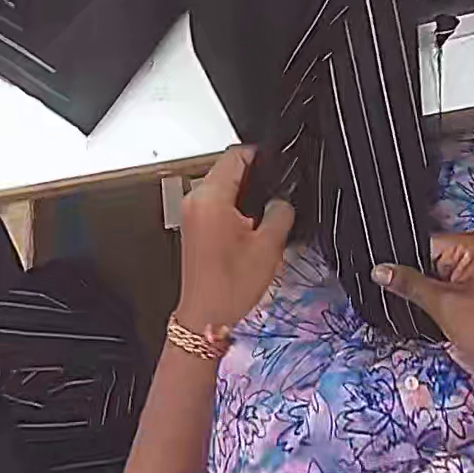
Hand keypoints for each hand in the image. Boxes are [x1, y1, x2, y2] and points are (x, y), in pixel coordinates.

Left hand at [173, 146, 293, 330]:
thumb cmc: (233, 285)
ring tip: (268, 208)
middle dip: (254, 175)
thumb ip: (281, 212)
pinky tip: (252, 223)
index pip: (236, 156)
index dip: (260, 155)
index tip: (279, 163)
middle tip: (278, 189)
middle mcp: (195, 200)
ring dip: (244, 191)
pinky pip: (215, 202)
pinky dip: (234, 205)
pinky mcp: (193, 226)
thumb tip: (282, 201)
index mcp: (211, 197)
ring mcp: (191, 212)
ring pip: (222, 185)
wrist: (206, 317)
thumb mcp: (269, 245)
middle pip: (227, 168)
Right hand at [372, 232, 473, 381]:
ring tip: (401, 307)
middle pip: (422, 262)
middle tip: (384, 294)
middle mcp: (470, 259)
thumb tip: (379, 269)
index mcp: (470, 246)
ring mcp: (468, 282)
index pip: (421, 243)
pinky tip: (414, 317)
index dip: (398, 259)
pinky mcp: (464, 304)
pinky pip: (435, 299)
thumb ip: (409, 284)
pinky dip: (425, 309)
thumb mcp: (444, 304)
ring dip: (415, 297)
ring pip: (426, 283)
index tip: (374, 273)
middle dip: (406, 279)